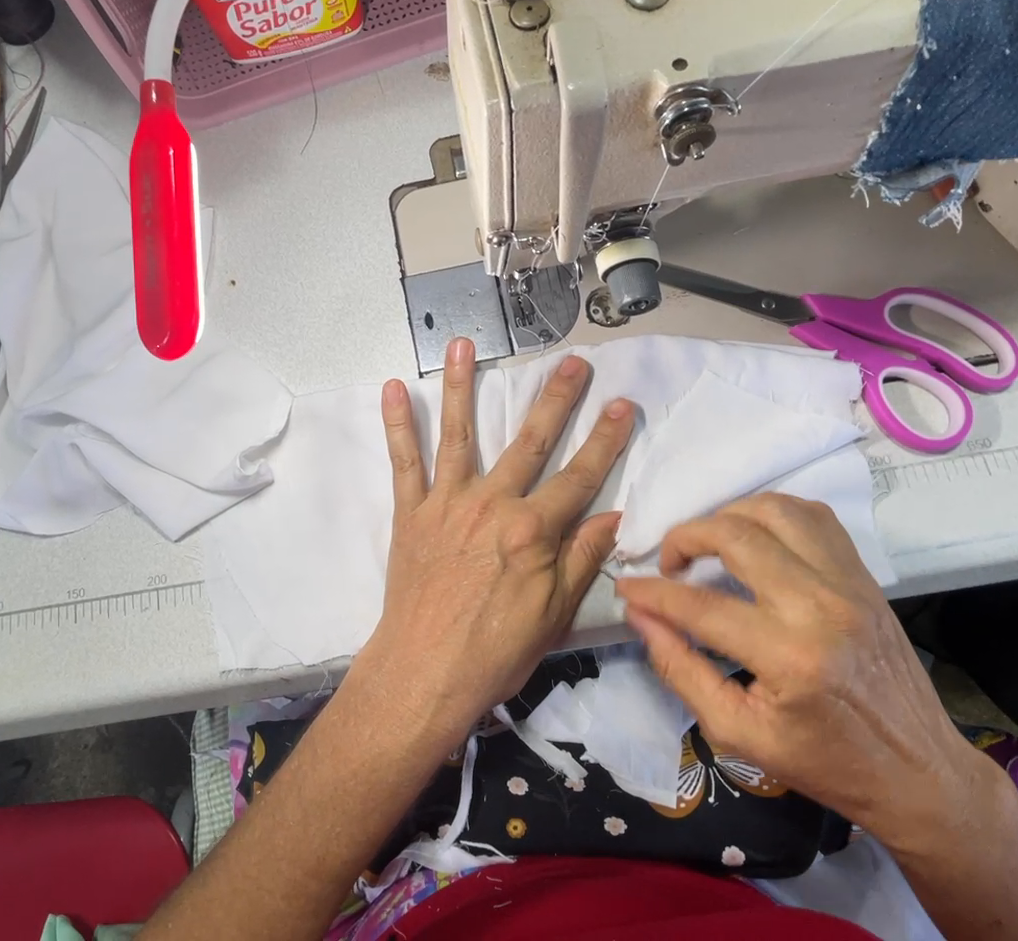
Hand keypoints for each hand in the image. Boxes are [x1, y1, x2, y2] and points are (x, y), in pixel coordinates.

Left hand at [354, 337, 636, 746]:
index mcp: (532, 531)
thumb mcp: (555, 614)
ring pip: (459, 434)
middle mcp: (491, 505)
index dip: (605, 440)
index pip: (580, 477)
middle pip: (529, 442)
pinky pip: (404, 461)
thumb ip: (582, 560)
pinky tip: (394, 388)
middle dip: (554, 400)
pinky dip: (399, 424)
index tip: (622, 405)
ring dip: (463, 386)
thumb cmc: (496, 652)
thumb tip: (613, 518)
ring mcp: (447, 504)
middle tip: (572, 363)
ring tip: (465, 344)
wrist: (424, 673)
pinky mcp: (411, 513)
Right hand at [616, 495, 1000, 856]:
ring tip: (709, 545)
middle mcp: (820, 606)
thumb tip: (640, 616)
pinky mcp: (864, 576)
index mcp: (788, 657)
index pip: (700, 605)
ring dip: (728, 517)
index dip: (652, 592)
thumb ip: (681, 669)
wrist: (917, 770)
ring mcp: (848, 583)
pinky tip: (754, 539)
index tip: (626, 586)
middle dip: (686, 537)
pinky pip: (813, 516)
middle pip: (736, 536)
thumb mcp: (738, 734)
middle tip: (669, 564)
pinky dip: (772, 515)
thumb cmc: (823, 762)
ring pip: (776, 511)